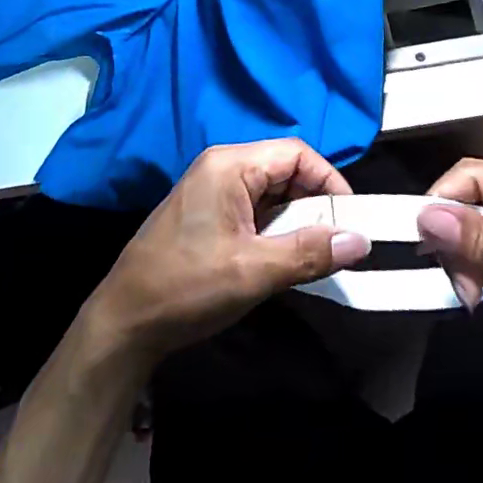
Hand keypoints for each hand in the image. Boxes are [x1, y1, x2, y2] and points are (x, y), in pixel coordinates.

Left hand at [87, 139, 370, 360]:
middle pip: (285, 170)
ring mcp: (212, 191)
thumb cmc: (186, 289)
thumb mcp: (253, 272)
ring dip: (296, 219)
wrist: (120, 328)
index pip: (297, 154)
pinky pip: (255, 209)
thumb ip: (310, 252)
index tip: (349, 218)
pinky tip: (285, 256)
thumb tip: (362, 241)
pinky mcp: (208, 214)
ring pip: (272, 192)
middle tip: (335, 239)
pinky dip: (276, 228)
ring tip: (314, 251)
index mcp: (230, 166)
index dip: (329, 180)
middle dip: (314, 202)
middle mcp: (221, 168)